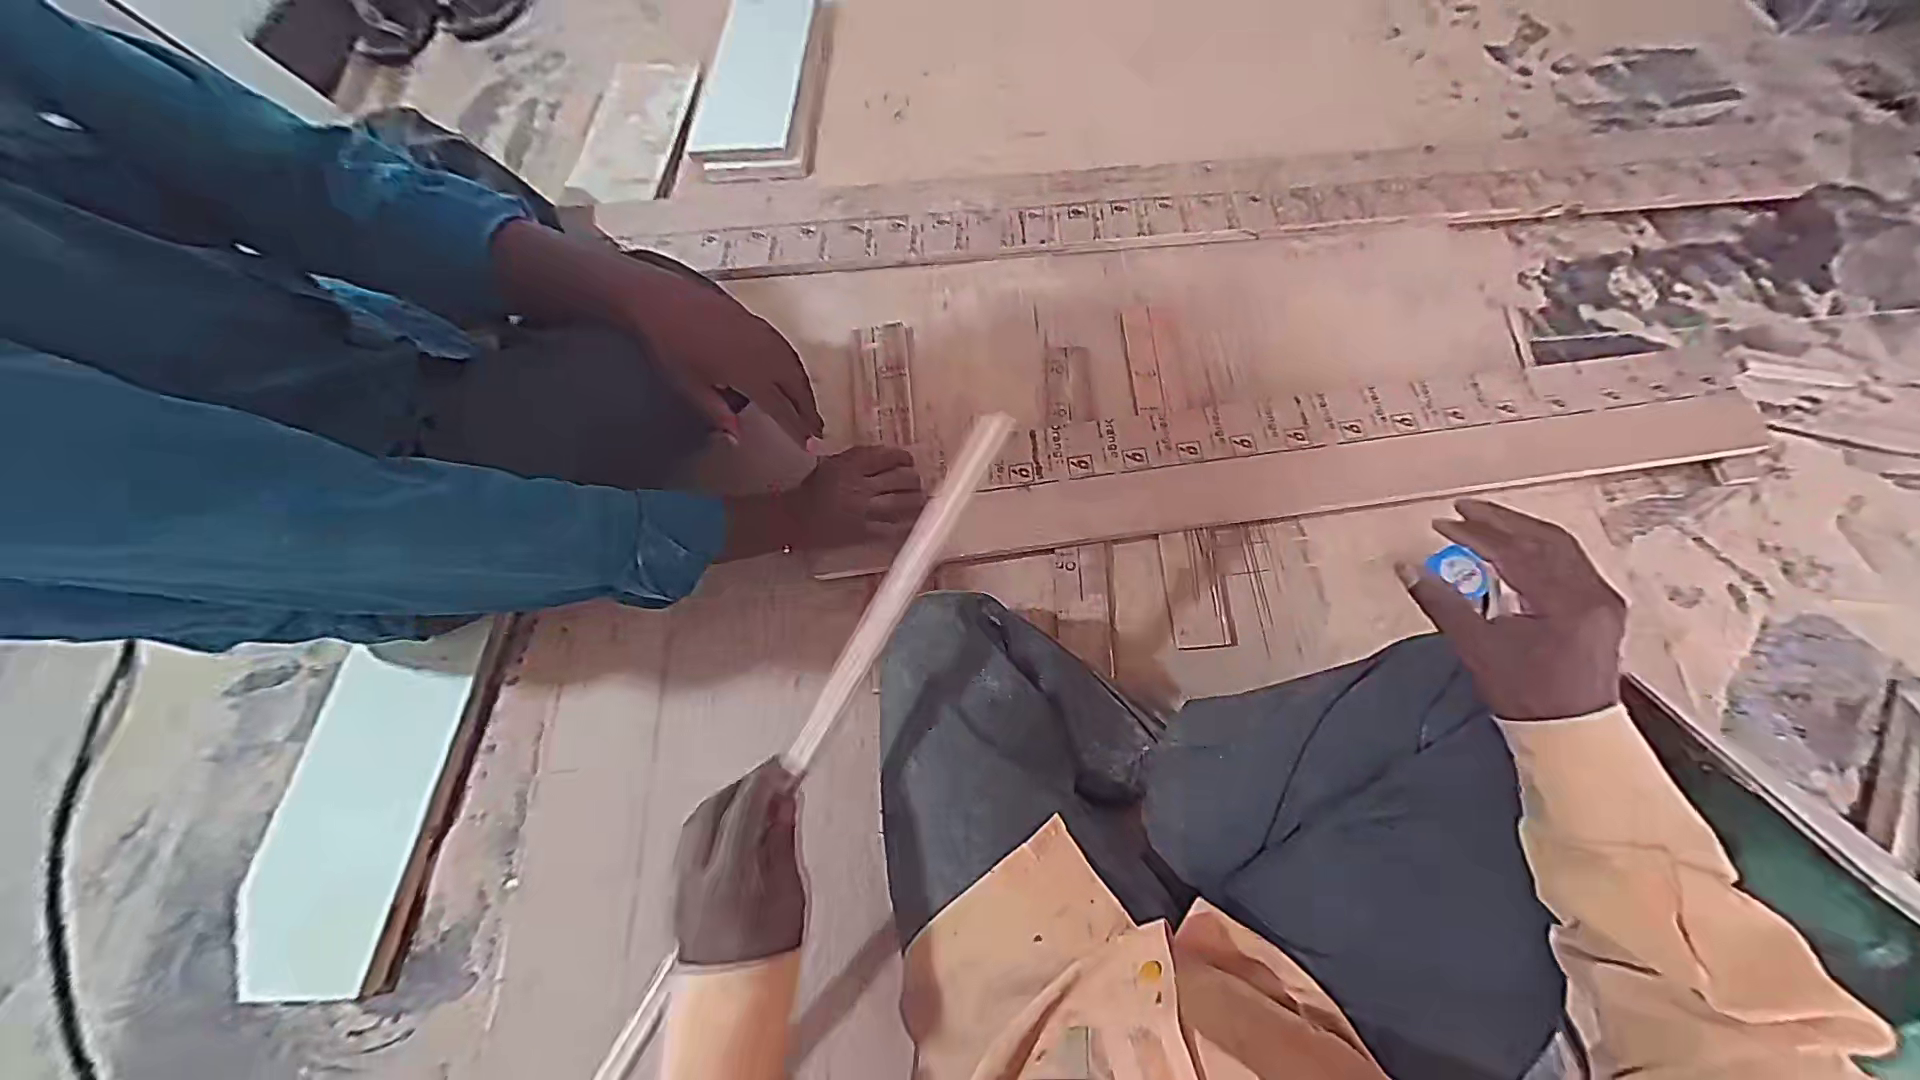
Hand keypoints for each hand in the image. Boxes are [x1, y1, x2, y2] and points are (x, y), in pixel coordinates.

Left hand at [623, 272, 824, 445]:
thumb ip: (717, 412)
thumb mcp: (690, 385)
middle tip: (817, 432)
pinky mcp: (760, 323)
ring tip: (810, 410)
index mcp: (750, 375)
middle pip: (798, 390)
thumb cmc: (671, 344)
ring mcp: (765, 336)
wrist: (661, 297)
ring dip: (806, 392)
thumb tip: (736, 436)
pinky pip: (788, 353)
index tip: (809, 446)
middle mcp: (766, 355)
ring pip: (797, 370)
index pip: (783, 409)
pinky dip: (797, 371)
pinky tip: (793, 378)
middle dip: (809, 412)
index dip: (797, 429)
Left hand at [673, 760, 805, 965]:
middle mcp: (697, 874)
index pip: (745, 804)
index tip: (786, 767)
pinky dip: (715, 820)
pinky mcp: (678, 888)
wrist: (730, 1003)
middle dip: (746, 784)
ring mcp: (682, 881)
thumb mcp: (791, 893)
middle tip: (773, 778)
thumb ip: (783, 840)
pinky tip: (734, 822)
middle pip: (716, 805)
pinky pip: (693, 837)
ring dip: (729, 799)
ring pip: (700, 818)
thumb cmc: (762, 962)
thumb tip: (784, 804)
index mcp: (728, 874)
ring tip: (756, 796)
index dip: (768, 778)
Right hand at [784, 446, 926, 547]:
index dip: (903, 458)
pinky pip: (895, 529)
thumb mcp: (834, 464)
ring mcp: (864, 511)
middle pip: (901, 479)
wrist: (795, 520)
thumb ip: (861, 459)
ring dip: (917, 501)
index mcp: (850, 466)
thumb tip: (894, 459)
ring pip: (903, 503)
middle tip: (914, 482)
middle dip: (913, 480)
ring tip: (920, 500)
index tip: (907, 462)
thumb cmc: (815, 490)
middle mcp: (859, 486)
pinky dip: (909, 525)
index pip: (887, 456)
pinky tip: (915, 522)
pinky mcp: (865, 533)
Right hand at [1400, 499, 1626, 720]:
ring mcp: (1602, 599)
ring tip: (1484, 519)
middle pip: (1545, 539)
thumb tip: (1407, 567)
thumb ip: (1440, 600)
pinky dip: (1536, 546)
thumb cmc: (1521, 690)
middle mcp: (1592, 593)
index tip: (1442, 523)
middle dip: (1501, 519)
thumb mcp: (1474, 644)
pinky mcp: (1601, 606)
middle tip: (1463, 508)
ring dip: (1520, 529)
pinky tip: (1513, 546)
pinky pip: (1569, 561)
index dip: (1475, 533)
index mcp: (1564, 602)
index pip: (1515, 552)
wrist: (1570, 728)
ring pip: (1560, 547)